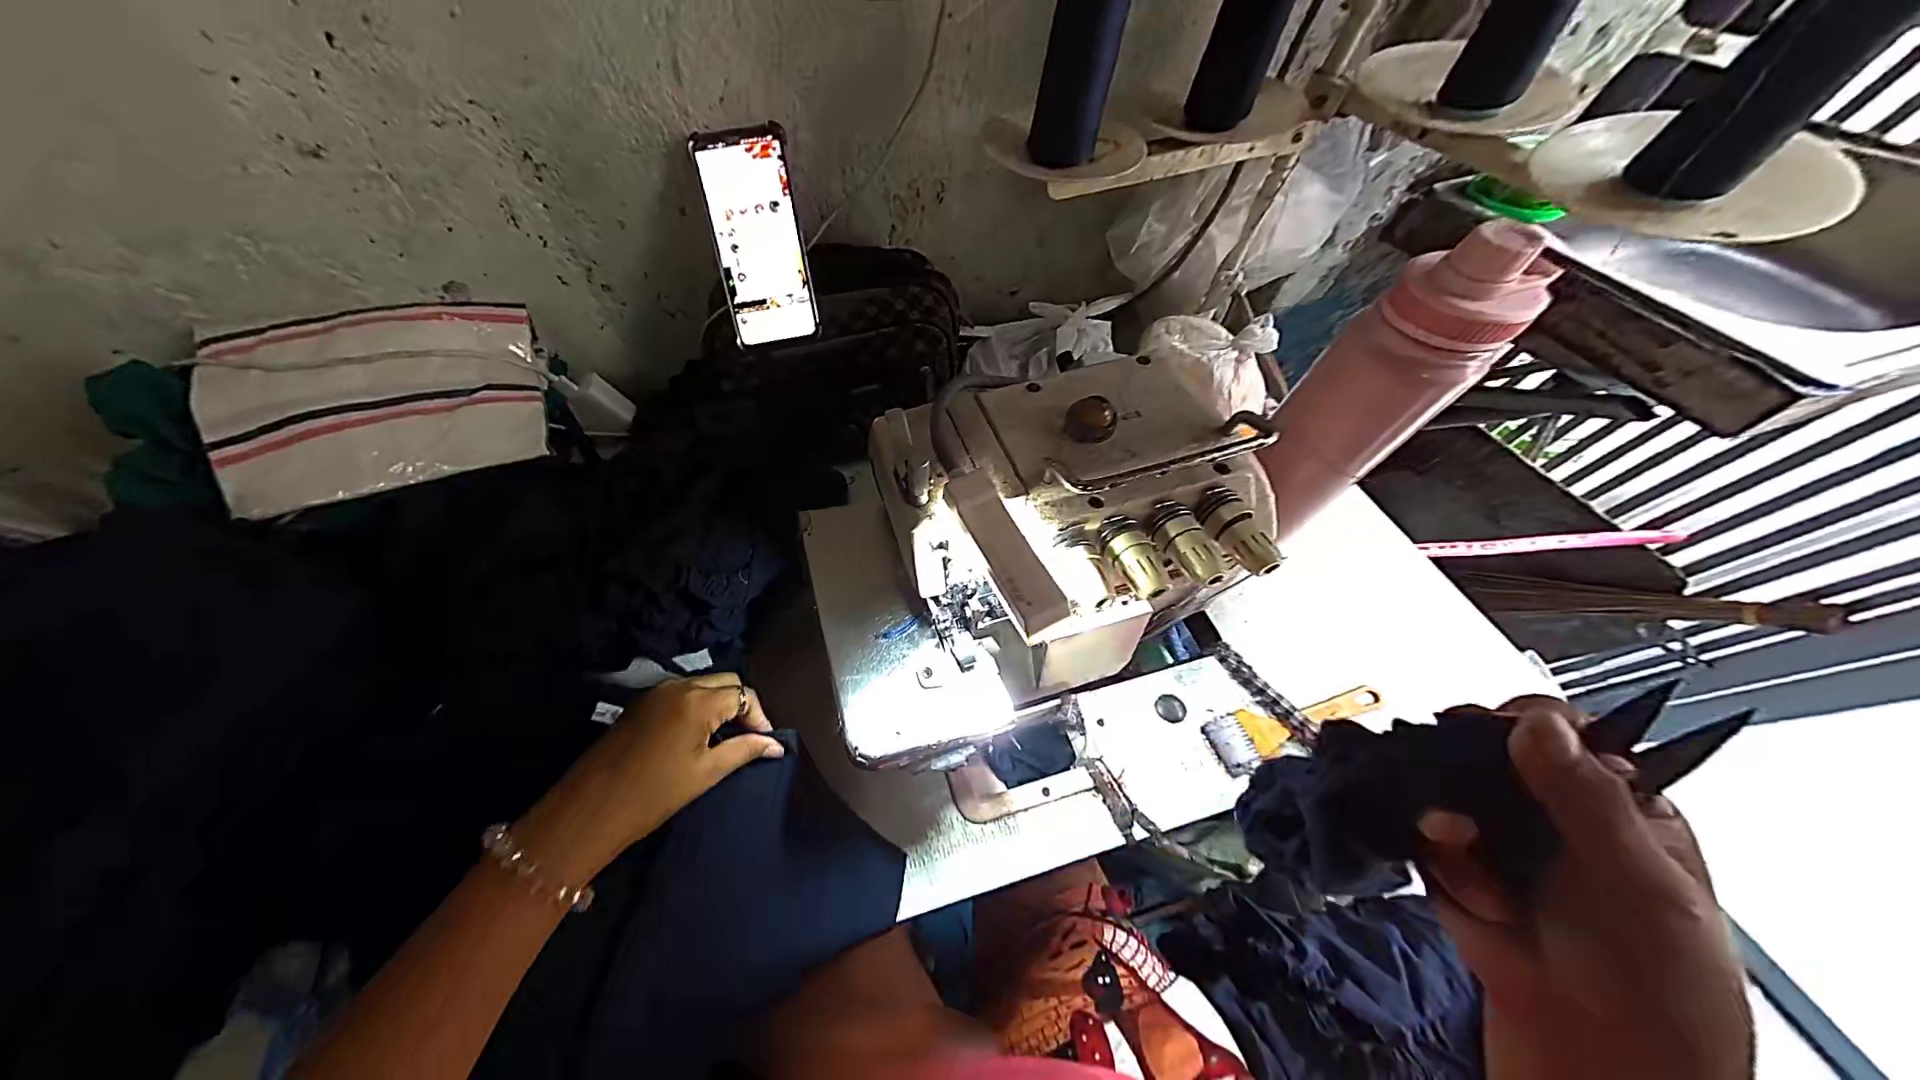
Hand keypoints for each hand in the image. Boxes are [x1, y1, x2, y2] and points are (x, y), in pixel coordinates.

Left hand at [512, 674, 784, 884]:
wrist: (589, 809)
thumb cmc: (654, 794)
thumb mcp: (706, 773)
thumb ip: (744, 750)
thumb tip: (775, 745)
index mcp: (698, 701)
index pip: (744, 695)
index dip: (759, 717)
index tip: (764, 742)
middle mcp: (678, 686)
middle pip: (725, 682)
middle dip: (742, 705)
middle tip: (748, 737)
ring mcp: (656, 692)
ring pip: (703, 684)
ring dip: (720, 703)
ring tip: (726, 737)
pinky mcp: (641, 703)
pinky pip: (682, 692)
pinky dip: (699, 705)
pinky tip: (698, 734)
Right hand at [1418, 696, 1751, 1079]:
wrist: (1591, 1047)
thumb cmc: (1651, 975)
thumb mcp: (1641, 884)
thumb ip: (1588, 801)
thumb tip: (1539, 725)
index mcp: (1611, 802)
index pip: (1564, 733)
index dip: (1531, 723)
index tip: (1502, 728)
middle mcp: (1546, 808)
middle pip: (1490, 748)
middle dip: (1467, 761)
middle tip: (1468, 784)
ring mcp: (1494, 832)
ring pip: (1446, 784)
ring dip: (1450, 815)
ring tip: (1462, 842)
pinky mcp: (1450, 859)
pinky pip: (1423, 829)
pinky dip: (1439, 854)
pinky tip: (1472, 886)